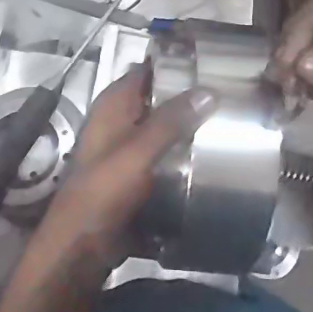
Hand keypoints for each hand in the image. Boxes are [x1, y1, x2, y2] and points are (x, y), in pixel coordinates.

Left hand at [33, 64, 217, 269]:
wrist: (81, 249)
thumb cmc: (103, 193)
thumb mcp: (138, 152)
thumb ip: (171, 121)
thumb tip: (210, 89)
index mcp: (113, 106)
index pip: (145, 71)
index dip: (174, 63)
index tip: (212, 62)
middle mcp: (119, 123)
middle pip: (158, 101)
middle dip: (190, 99)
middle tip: (231, 96)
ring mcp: (127, 152)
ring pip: (164, 131)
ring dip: (189, 130)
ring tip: (230, 125)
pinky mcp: (136, 179)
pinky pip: (166, 160)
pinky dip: (184, 159)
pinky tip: (213, 161)